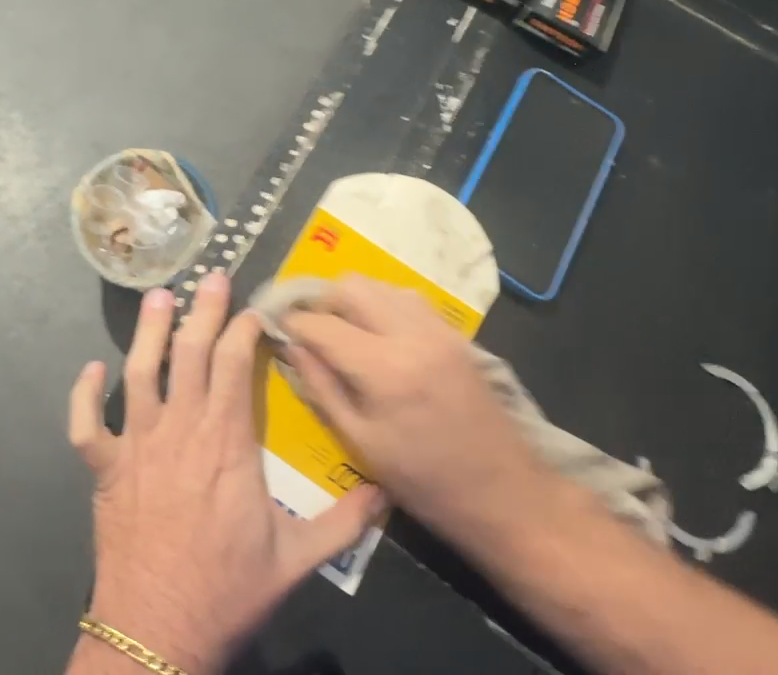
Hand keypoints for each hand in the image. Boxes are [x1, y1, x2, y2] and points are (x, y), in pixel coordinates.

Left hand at [68, 273, 383, 674]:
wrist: (159, 632)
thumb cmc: (228, 592)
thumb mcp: (297, 559)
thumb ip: (343, 522)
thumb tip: (386, 492)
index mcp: (227, 444)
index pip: (234, 366)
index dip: (244, 330)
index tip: (255, 310)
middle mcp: (180, 432)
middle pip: (190, 355)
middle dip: (203, 311)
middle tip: (211, 277)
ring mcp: (137, 449)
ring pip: (140, 375)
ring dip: (148, 334)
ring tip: (158, 297)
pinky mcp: (105, 473)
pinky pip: (87, 427)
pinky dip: (85, 396)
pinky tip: (92, 370)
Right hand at [281, 275, 549, 542]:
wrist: (502, 491)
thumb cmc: (423, 480)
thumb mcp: (360, 441)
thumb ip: (321, 386)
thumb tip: (291, 346)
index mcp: (383, 368)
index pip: (323, 324)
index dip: (293, 321)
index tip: (275, 325)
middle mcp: (411, 334)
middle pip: (351, 287)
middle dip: (321, 302)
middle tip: (309, 329)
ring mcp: (438, 329)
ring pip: (380, 285)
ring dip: (353, 300)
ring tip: (340, 330)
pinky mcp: (455, 333)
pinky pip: (407, 298)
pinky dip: (382, 304)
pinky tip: (375, 333)